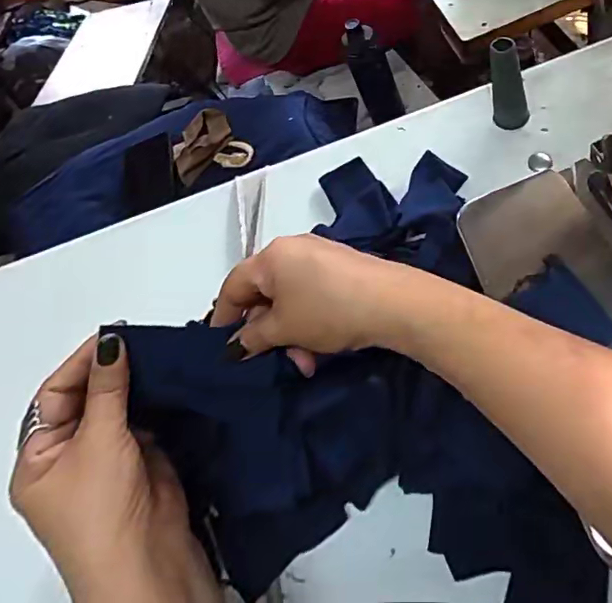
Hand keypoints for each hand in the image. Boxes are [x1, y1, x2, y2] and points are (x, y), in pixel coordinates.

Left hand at [8, 334, 219, 602]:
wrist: (148, 561)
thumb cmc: (102, 517)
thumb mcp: (99, 440)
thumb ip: (107, 387)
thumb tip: (109, 342)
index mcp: (38, 460)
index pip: (54, 394)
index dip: (80, 364)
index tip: (110, 336)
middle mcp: (68, 458)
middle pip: (86, 398)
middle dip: (109, 371)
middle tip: (134, 340)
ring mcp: (106, 459)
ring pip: (117, 406)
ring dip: (134, 383)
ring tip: (152, 353)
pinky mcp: (139, 460)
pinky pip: (143, 418)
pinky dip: (154, 399)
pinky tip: (165, 379)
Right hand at [211, 233, 433, 371]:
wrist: (391, 302)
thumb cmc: (328, 310)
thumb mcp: (284, 329)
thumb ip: (252, 337)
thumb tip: (235, 344)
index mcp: (271, 256)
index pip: (234, 285)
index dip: (224, 317)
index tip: (221, 347)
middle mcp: (292, 249)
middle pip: (263, 293)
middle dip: (266, 332)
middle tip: (273, 360)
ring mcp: (319, 257)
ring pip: (289, 299)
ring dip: (291, 334)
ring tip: (306, 362)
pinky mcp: (341, 268)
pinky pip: (311, 295)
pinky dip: (309, 322)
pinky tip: (321, 349)